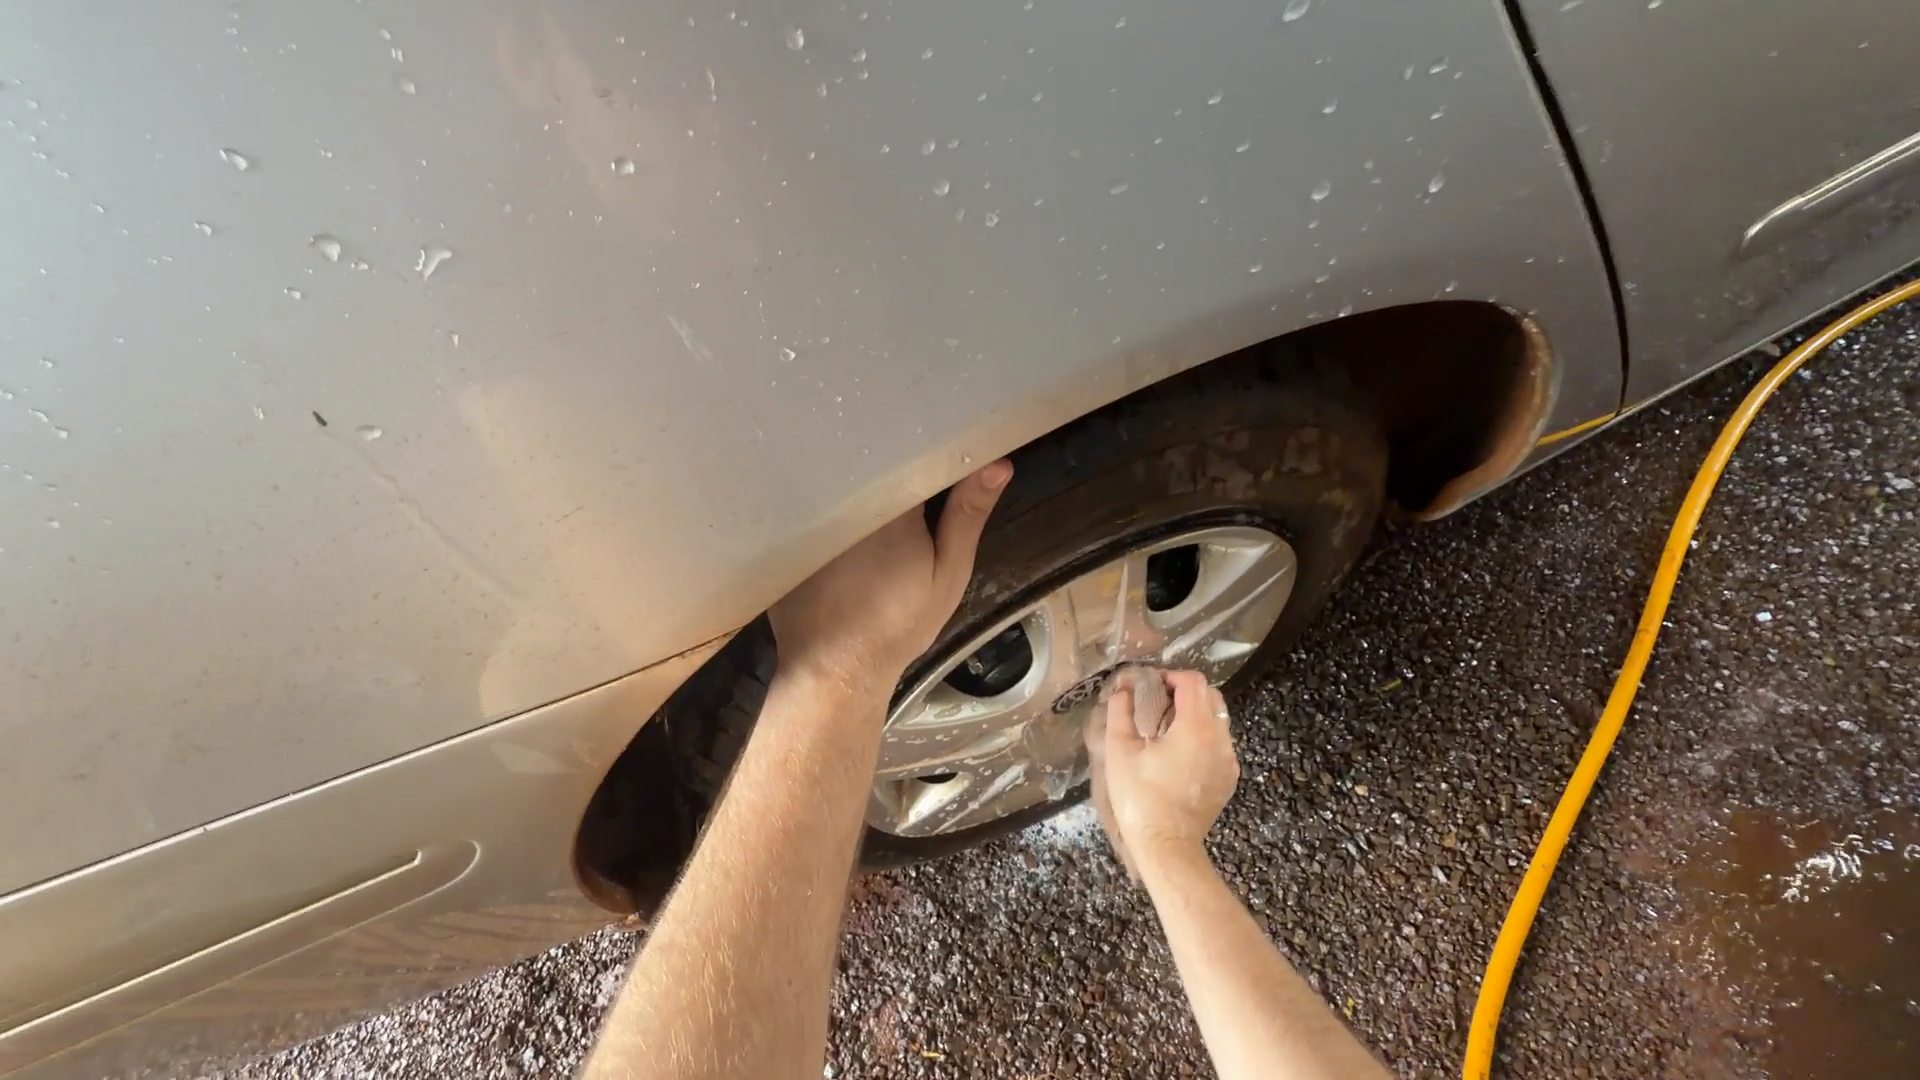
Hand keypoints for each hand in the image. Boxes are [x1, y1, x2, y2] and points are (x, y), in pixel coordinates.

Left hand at [769, 460, 1012, 694]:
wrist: (837, 668)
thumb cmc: (899, 623)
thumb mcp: (948, 572)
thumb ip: (968, 515)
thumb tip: (998, 464)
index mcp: (890, 503)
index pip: (904, 449)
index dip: (919, 440)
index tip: (933, 437)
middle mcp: (844, 499)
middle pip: (865, 456)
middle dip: (883, 451)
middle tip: (903, 445)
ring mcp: (808, 513)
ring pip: (834, 473)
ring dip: (850, 469)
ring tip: (872, 461)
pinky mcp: (785, 531)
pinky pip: (804, 497)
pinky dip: (819, 496)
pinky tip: (829, 502)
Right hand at [1100, 670, 1239, 866]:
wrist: (1166, 847)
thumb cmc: (1139, 797)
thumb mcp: (1119, 750)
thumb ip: (1120, 711)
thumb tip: (1122, 690)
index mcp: (1196, 727)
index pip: (1193, 681)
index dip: (1170, 676)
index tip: (1150, 687)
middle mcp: (1220, 739)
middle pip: (1211, 696)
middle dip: (1185, 692)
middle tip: (1157, 703)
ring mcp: (1228, 760)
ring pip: (1217, 719)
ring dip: (1195, 714)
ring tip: (1166, 729)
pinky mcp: (1229, 778)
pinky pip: (1219, 743)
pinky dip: (1202, 737)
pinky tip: (1178, 754)